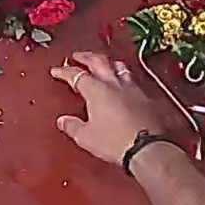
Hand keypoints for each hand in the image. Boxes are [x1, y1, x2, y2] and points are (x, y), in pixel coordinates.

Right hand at [50, 50, 165, 165]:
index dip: (64, 71)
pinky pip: (132, 80)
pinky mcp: (145, 98)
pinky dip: (123, 76)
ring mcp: (132, 89)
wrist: (146, 148)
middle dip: (86, 57)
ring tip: (104, 63)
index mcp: (96, 91)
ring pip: (119, 67)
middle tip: (78, 56)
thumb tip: (64, 121)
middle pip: (99, 62)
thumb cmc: (116, 141)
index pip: (76, 75)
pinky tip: (124, 82)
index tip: (57, 71)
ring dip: (108, 62)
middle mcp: (114, 85)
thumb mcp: (86, 137)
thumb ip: (73, 126)